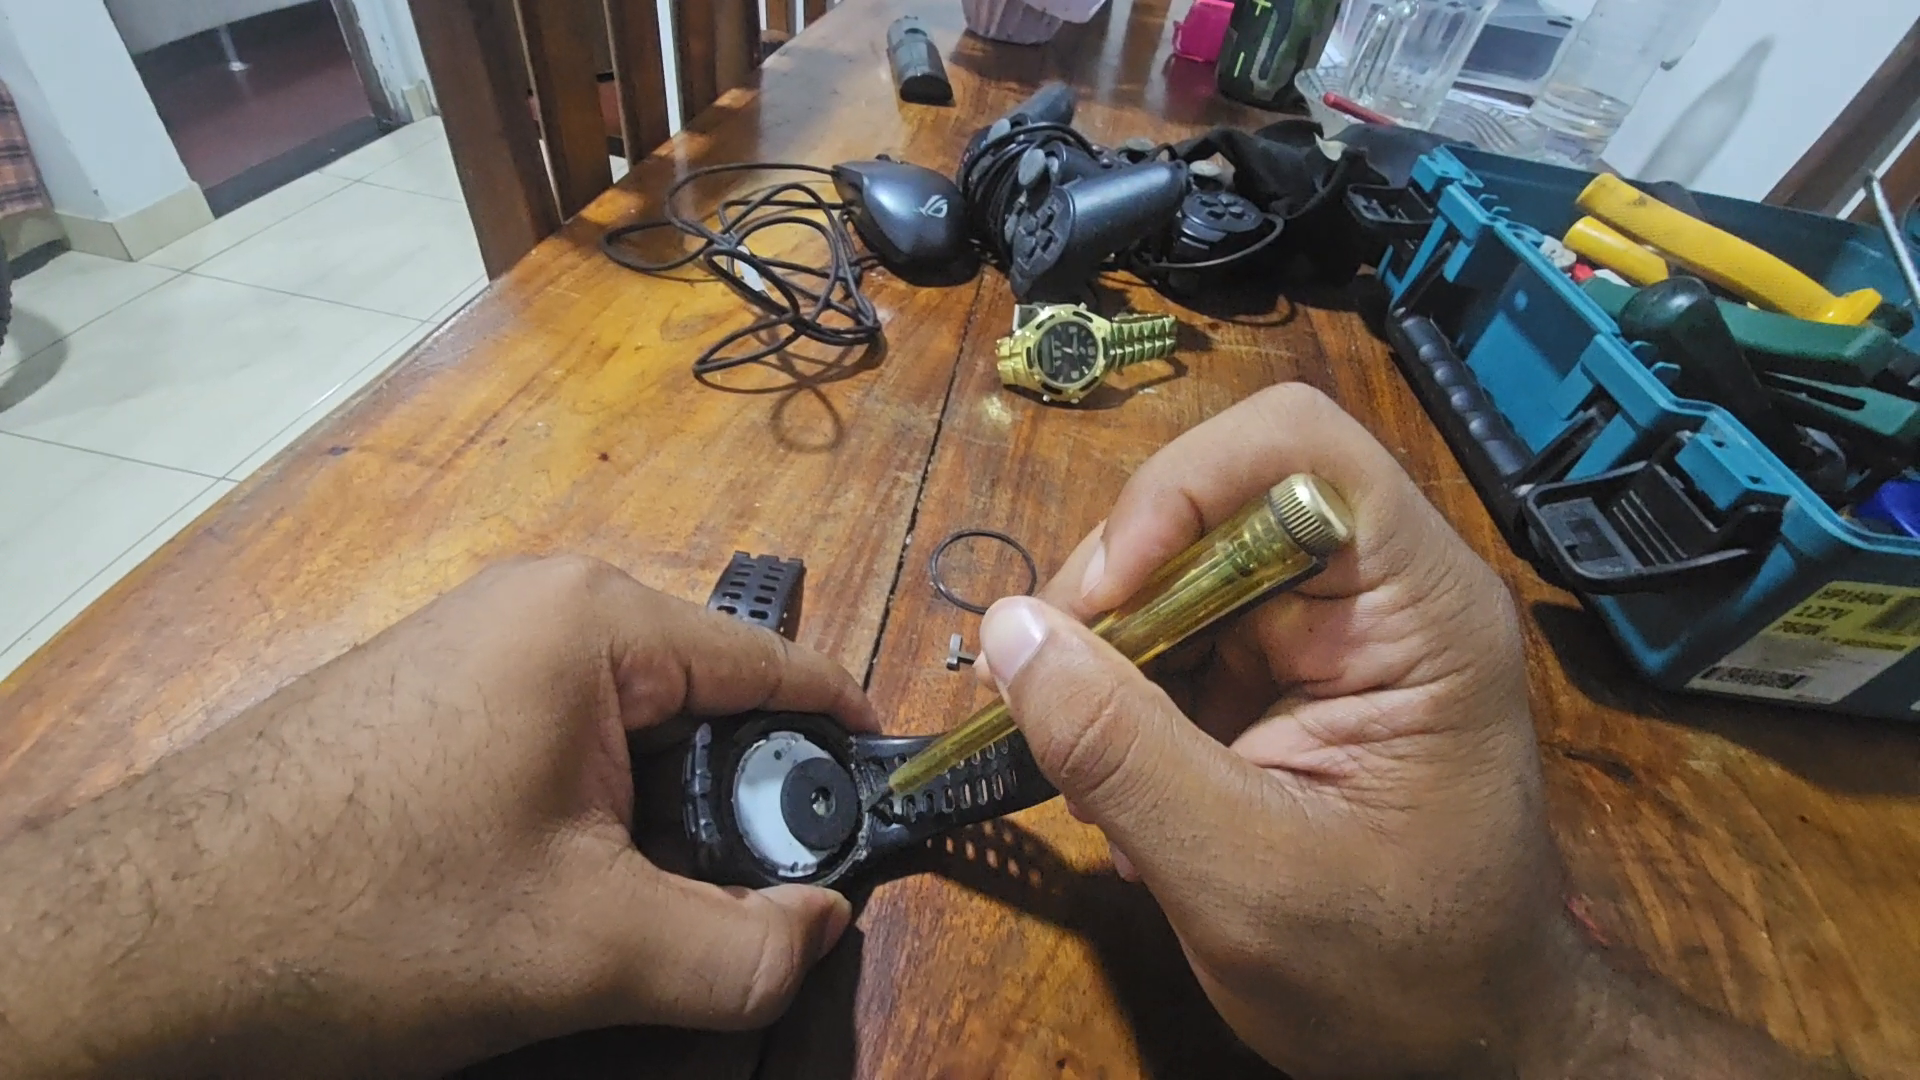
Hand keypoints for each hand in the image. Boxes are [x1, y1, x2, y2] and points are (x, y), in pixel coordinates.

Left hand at [0, 556, 869, 1077]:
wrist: (111, 953)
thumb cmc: (364, 921)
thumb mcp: (576, 949)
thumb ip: (733, 950)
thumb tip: (830, 925)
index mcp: (599, 621)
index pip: (766, 658)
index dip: (836, 713)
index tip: (878, 765)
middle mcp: (555, 598)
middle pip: (707, 680)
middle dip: (753, 765)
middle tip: (771, 853)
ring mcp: (498, 626)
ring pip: (648, 699)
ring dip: (685, 776)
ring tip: (682, 862)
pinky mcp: (458, 668)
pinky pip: (586, 707)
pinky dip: (623, 771)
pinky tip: (596, 840)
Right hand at [979, 385, 1822, 1077]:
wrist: (1458, 1042)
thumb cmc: (1396, 978)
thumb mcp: (1245, 879)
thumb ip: (1122, 752)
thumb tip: (1008, 632)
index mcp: (1414, 607)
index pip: (1295, 446)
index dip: (1181, 489)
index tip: (1105, 596)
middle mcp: (1363, 590)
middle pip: (1203, 506)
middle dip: (1109, 590)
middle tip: (1042, 691)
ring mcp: (1309, 626)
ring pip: (1164, 571)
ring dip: (1098, 651)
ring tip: (1075, 757)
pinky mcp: (1266, 667)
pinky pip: (1161, 633)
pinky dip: (1112, 690)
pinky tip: (1109, 775)